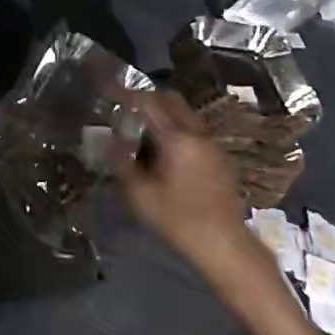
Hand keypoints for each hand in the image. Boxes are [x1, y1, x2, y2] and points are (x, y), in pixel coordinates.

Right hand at [114, 91, 248, 264]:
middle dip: (148, 99)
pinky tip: (167, 153)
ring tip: (144, 133)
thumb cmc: (178, 220)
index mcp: (177, 138)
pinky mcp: (220, 157)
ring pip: (186, 114)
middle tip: (127, 111)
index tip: (110, 90)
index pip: (149, 102)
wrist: (224, 243)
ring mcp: (212, 144)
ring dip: (165, 115)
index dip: (127, 94)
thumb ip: (123, 165)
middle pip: (172, 100)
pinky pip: (194, 131)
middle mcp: (197, 133)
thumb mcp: (141, 196)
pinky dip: (178, 130)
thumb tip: (111, 144)